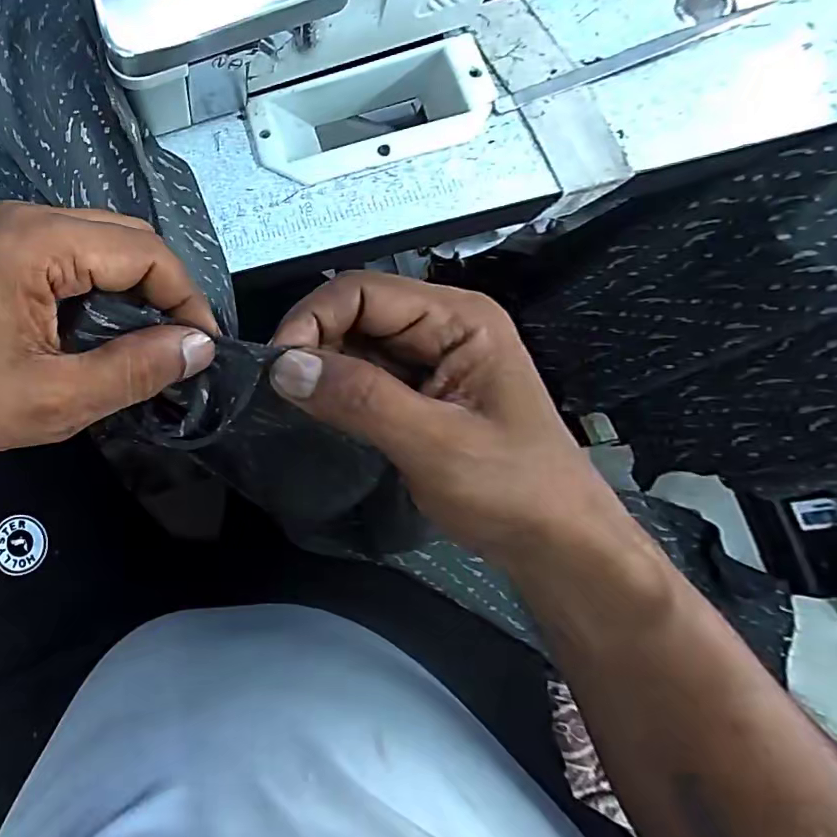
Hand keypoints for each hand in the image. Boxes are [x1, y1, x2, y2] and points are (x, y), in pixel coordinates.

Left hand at [0, 203, 217, 474]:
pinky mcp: (0, 249)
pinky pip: (75, 254)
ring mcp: (8, 230)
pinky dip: (104, 287)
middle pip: (128, 239)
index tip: (204, 346)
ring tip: (149, 341)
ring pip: (105, 244)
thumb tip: (199, 347)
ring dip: (137, 288)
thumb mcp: (61, 398)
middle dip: (166, 290)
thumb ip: (138, 369)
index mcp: (37, 242)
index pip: (145, 252)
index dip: (187, 298)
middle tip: (181, 346)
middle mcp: (25, 218)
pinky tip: (105, 328)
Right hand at [268, 272, 644, 572]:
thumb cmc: (513, 490)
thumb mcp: (435, 444)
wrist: (557, 544)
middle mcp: (444, 328)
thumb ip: (359, 400)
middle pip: (357, 313)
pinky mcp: (422, 394)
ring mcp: (433, 361)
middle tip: (282, 392)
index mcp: (459, 319)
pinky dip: (339, 392)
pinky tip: (323, 414)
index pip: (363, 292)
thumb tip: (284, 366)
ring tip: (296, 405)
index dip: (313, 319)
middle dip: (315, 345)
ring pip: (357, 346)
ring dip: (324, 370)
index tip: (278, 367)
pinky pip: (366, 378)